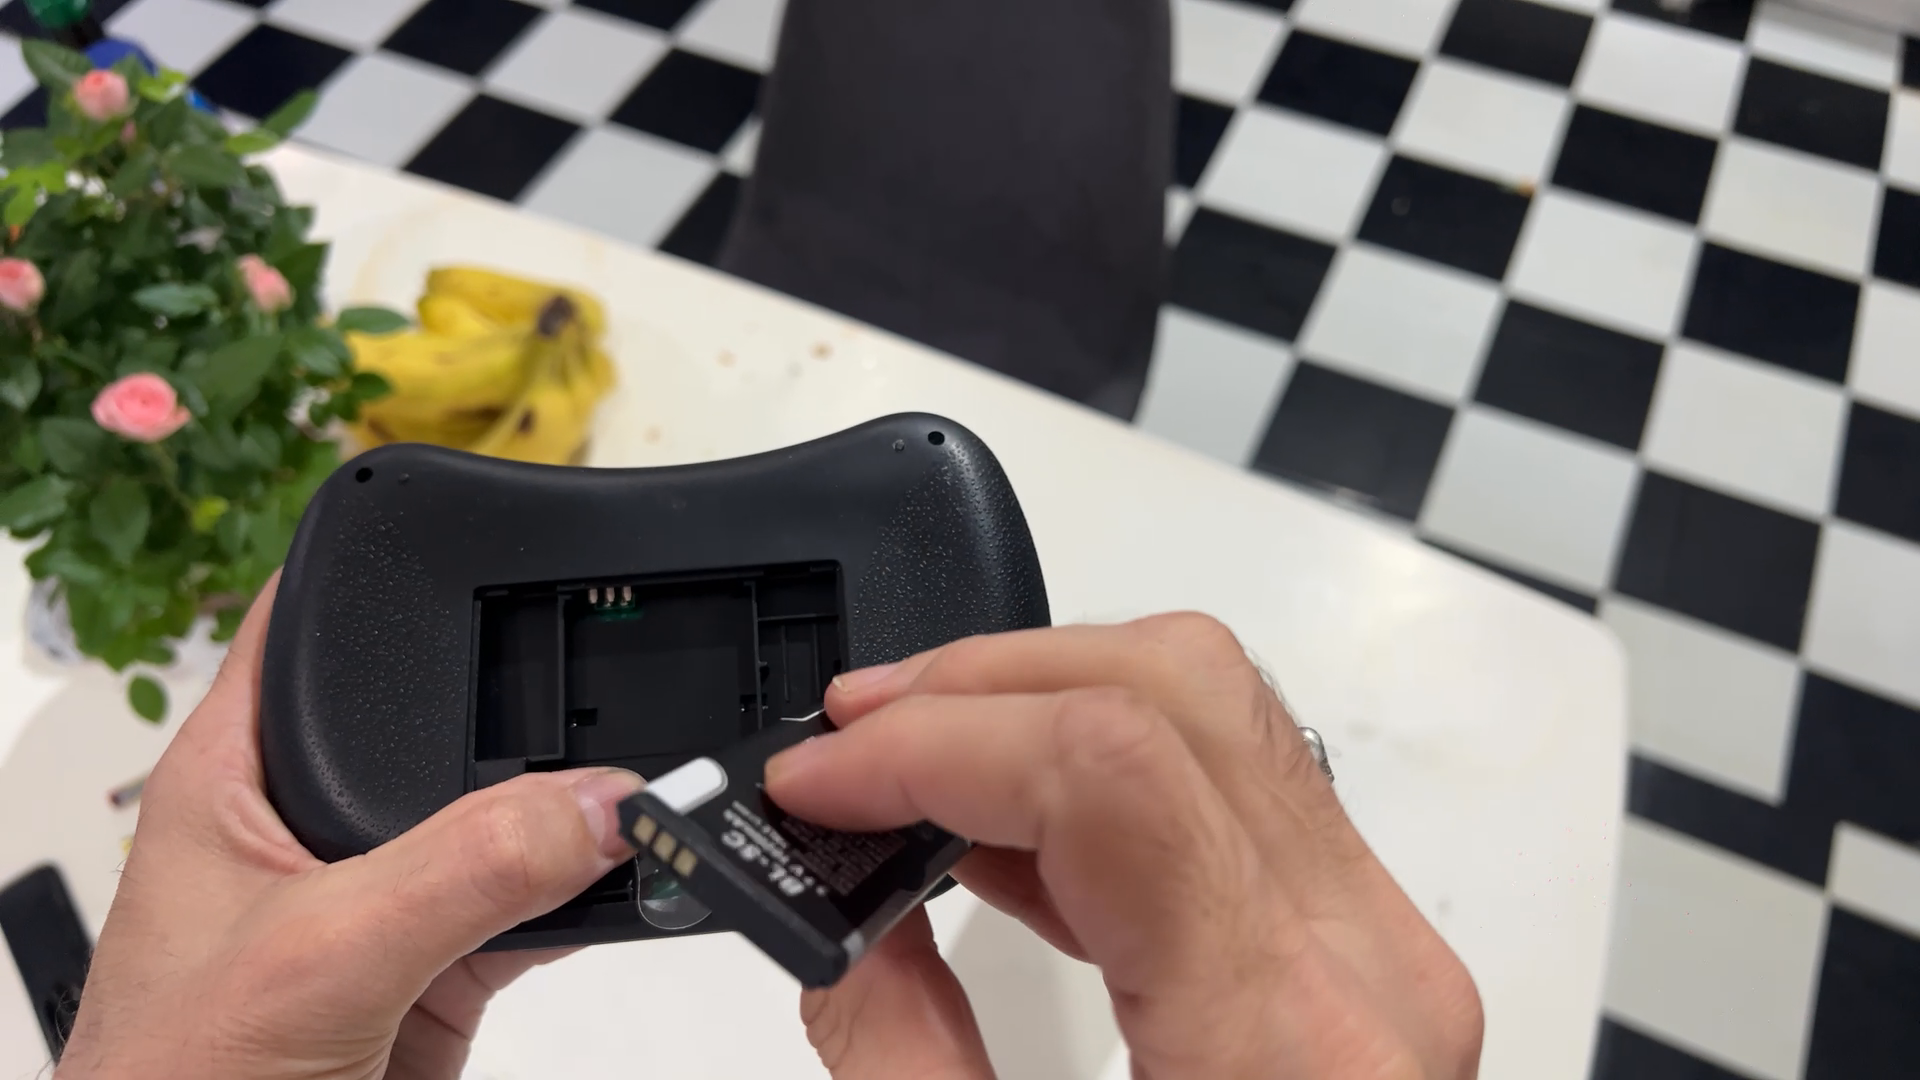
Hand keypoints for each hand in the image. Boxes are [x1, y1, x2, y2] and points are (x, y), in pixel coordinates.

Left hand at [57, 576, 644, 1079]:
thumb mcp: (314, 962)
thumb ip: (463, 870)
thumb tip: (606, 800)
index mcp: (252, 770)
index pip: (326, 624)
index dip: (406, 566)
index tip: (512, 541)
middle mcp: (335, 809)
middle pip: (460, 705)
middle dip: (543, 684)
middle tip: (629, 658)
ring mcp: (409, 875)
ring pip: (523, 797)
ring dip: (589, 793)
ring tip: (648, 776)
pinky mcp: (464, 936)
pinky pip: (560, 876)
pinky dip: (610, 869)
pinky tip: (641, 857)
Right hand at [766, 615, 1483, 1078]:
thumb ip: (898, 1056)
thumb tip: (845, 901)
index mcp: (1288, 1047)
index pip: (1104, 769)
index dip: (932, 741)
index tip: (816, 778)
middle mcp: (1359, 952)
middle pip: (1166, 683)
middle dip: (982, 679)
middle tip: (860, 728)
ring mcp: (1365, 925)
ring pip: (1193, 696)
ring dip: (1029, 695)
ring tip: (908, 750)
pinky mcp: (1340, 924)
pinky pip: (1199, 768)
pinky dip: (1073, 756)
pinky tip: (988, 814)